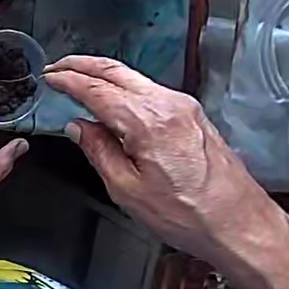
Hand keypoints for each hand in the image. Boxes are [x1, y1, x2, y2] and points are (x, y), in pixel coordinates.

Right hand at [43, 55, 288, 282]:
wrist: (239, 224)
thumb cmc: (188, 214)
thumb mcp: (127, 190)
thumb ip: (98, 151)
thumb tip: (78, 127)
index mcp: (148, 122)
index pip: (97, 90)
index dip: (68, 80)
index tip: (49, 77)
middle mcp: (168, 105)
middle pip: (116, 71)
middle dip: (82, 64)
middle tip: (57, 67)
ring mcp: (184, 107)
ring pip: (133, 77)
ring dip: (102, 74)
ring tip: (78, 79)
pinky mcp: (192, 115)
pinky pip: (149, 90)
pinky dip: (122, 86)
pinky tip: (111, 98)